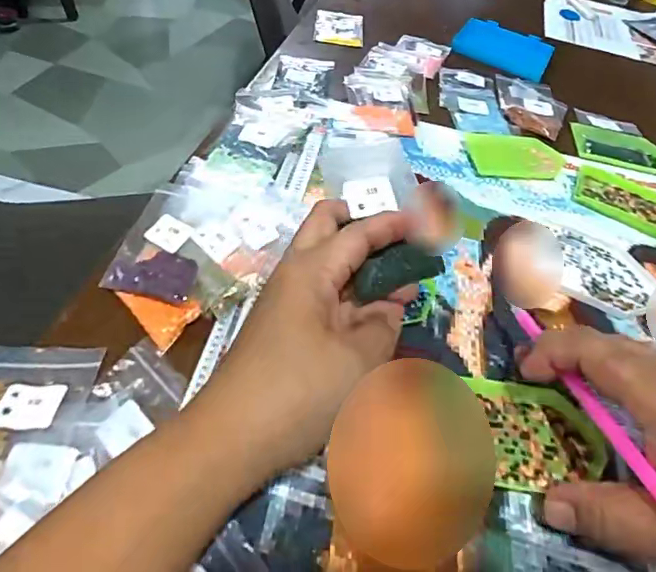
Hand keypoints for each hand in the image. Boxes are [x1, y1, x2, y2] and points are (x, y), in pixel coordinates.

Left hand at [193, 200, 418, 477]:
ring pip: (323, 258)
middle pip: (325, 224)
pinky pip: (319, 289)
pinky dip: (347, 289)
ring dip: (357, 260)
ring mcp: (284, 297)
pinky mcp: (282, 322)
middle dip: (361, 221)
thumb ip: (382, 325)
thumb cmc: (298, 392)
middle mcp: (293, 272)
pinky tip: (371, 311)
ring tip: (397, 278)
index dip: (391, 224)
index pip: (357, 232)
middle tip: (398, 238)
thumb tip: (391, 304)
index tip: (423, 220)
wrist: (231, 435)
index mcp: (310, 269)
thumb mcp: (356, 361)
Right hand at [518, 326, 655, 571]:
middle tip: (544, 383)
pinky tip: (638, 422)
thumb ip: (606, 515)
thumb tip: (545, 501)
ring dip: (605, 365)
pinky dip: (633, 380)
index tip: (522, 373)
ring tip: (582, 397)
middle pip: (616, 345)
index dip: (552, 351)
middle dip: (574, 353)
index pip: (594, 350)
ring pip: (643, 357)